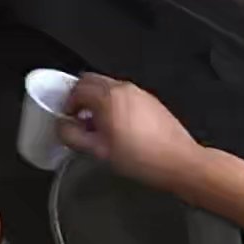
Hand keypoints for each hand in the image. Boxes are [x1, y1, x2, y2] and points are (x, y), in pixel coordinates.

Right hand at [59, 73, 208, 193]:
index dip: (68, 103)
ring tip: (99, 122)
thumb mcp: (100, 151)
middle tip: (79, 114)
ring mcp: (137, 92)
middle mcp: (121, 88)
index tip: (69, 116)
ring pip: (107, 85)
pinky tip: (118, 124)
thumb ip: (74, 136)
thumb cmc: (143, 159)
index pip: (76, 89)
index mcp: (107, 97)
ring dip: (97, 97)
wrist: (181, 163)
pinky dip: (113, 101)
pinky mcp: (149, 99)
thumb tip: (62, 127)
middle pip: (90, 80)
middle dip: (80, 95)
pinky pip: (123, 92)